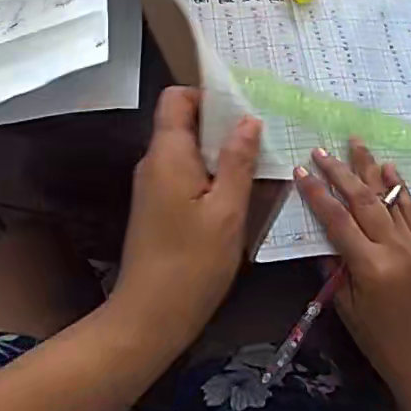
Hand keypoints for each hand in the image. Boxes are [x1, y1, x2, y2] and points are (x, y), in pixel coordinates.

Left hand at [111, 88, 260, 353]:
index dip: (207, 95)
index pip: (176, 97)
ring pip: (186, 148)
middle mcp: (154, 161)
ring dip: (218, 151)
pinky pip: (183, 171)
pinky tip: (236, 191)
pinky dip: (208, 172)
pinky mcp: (156, 204)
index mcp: (167, 153)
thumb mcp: (226, 211)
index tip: (243, 108)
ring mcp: (152, 183)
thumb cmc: (192, 263)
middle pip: (183, 121)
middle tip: (261, 134)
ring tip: (256, 161)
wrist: (149, 315)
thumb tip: (247, 119)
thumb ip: (237, 161)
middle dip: (220, 123)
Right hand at [295, 142, 410, 405]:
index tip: (300, 170)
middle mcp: (393, 248)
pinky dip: (399, 188)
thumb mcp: (347, 307)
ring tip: (355, 142)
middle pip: (362, 199)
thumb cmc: (380, 343)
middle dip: (339, 171)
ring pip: (387, 197)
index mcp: (369, 265)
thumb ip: (332, 267)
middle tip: (320, 150)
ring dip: (369, 168)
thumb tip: (321, 236)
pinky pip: (410, 211)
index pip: (336, 218)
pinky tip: (390, 170)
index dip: (316, 192)